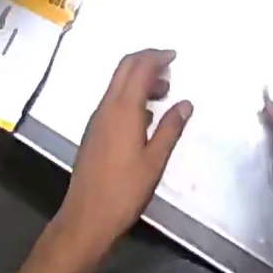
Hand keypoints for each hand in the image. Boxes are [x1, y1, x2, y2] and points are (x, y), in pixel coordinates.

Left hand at [10, 49, 191, 272]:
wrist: (86, 217)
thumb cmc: (124, 190)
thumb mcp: (155, 161)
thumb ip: (171, 128)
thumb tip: (186, 102)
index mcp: (124, 108)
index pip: (139, 68)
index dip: (157, 57)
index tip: (174, 56)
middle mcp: (108, 105)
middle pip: (125, 67)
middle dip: (147, 60)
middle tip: (169, 65)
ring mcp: (98, 117)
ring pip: (119, 83)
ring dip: (140, 78)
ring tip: (164, 92)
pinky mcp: (95, 130)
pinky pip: (114, 99)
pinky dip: (131, 94)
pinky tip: (146, 116)